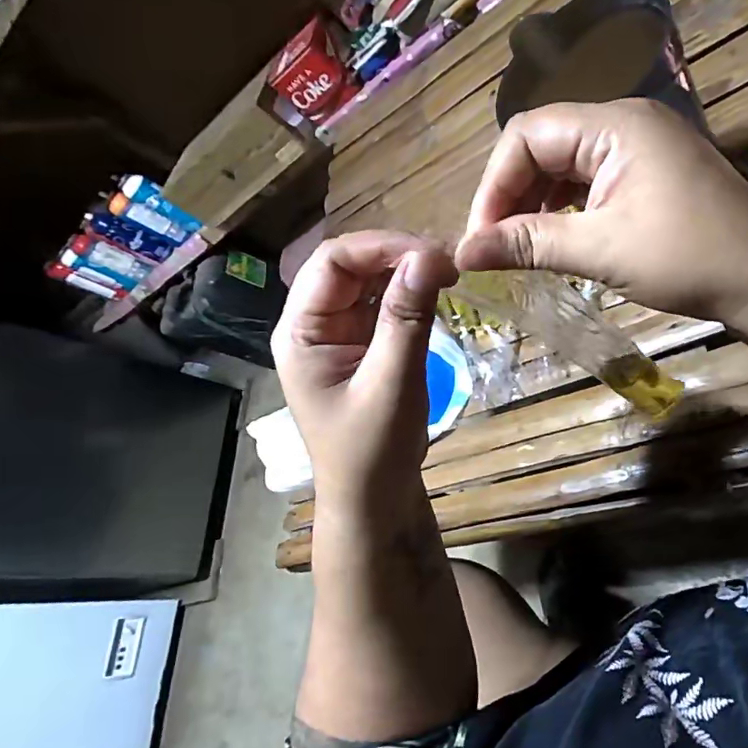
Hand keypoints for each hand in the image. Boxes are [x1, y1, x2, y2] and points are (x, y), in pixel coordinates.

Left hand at [273, 231, 458, 513]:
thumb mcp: (392, 383)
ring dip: (405, 272)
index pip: (332, 262)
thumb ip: (407, 319)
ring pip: (368, 283)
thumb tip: (430, 257)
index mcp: (300, 332)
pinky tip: (434, 292)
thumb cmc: (372, 451)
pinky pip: (383, 306)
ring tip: (446, 273)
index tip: (432, 254)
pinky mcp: (363, 348)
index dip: (381, 247)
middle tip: (447, 264)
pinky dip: (409, 294)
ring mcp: (338, 336)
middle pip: (349, 266)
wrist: (374, 501)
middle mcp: (314, 326)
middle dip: (395, 256)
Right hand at [452, 99, 747, 329]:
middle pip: (542, 145)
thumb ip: (528, 244)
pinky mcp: (646, 172)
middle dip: (511, 195)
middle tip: (494, 246)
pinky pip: (586, 180)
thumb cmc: (687, 258)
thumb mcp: (600, 250)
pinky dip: (562, 208)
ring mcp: (638, 146)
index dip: (494, 185)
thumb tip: (463, 252)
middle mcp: (623, 123)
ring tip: (517, 247)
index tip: (482, 238)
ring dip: (533, 203)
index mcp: (613, 125)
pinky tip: (552, 239)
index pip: (527, 134)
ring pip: (562, 164)